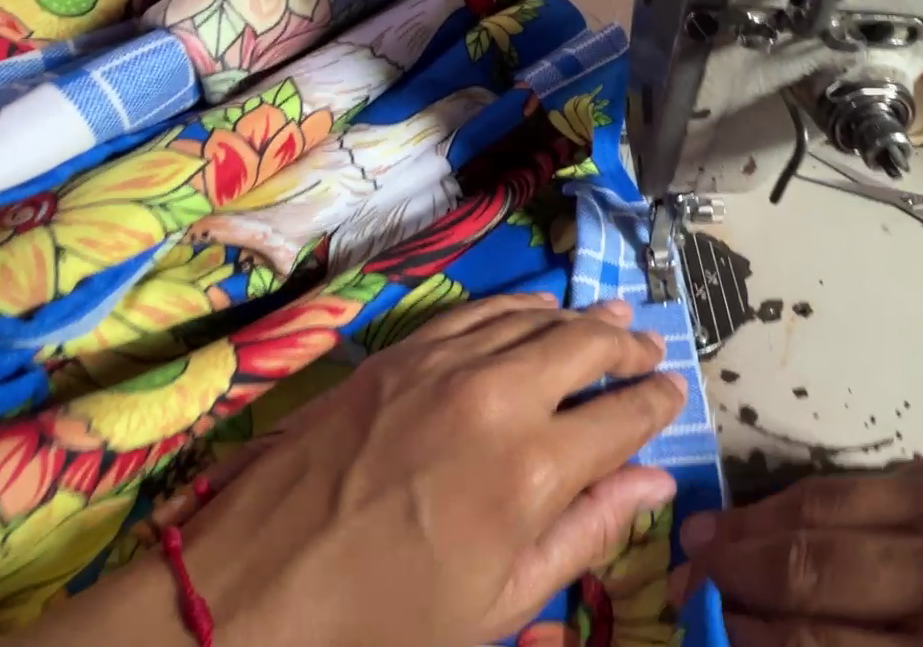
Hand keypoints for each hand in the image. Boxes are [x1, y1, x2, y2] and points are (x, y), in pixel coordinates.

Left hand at [31, 293, 687, 645]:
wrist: (248, 592)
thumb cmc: (384, 620)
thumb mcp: (498, 601)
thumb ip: (586, 531)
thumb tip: (656, 481)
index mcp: (532, 471)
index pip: (624, 415)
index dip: (657, 401)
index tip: (674, 393)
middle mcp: (498, 397)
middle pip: (587, 345)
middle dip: (631, 343)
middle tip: (652, 346)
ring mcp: (446, 363)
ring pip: (538, 317)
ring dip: (584, 316)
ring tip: (615, 315)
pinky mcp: (404, 350)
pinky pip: (481, 311)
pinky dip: (522, 307)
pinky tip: (540, 309)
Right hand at [676, 434, 922, 646]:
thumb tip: (759, 637)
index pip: (823, 638)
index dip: (753, 632)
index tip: (701, 621)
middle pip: (817, 563)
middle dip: (740, 571)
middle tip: (684, 570)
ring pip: (829, 506)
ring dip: (761, 525)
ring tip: (710, 534)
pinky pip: (861, 482)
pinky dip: (809, 502)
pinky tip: (773, 514)